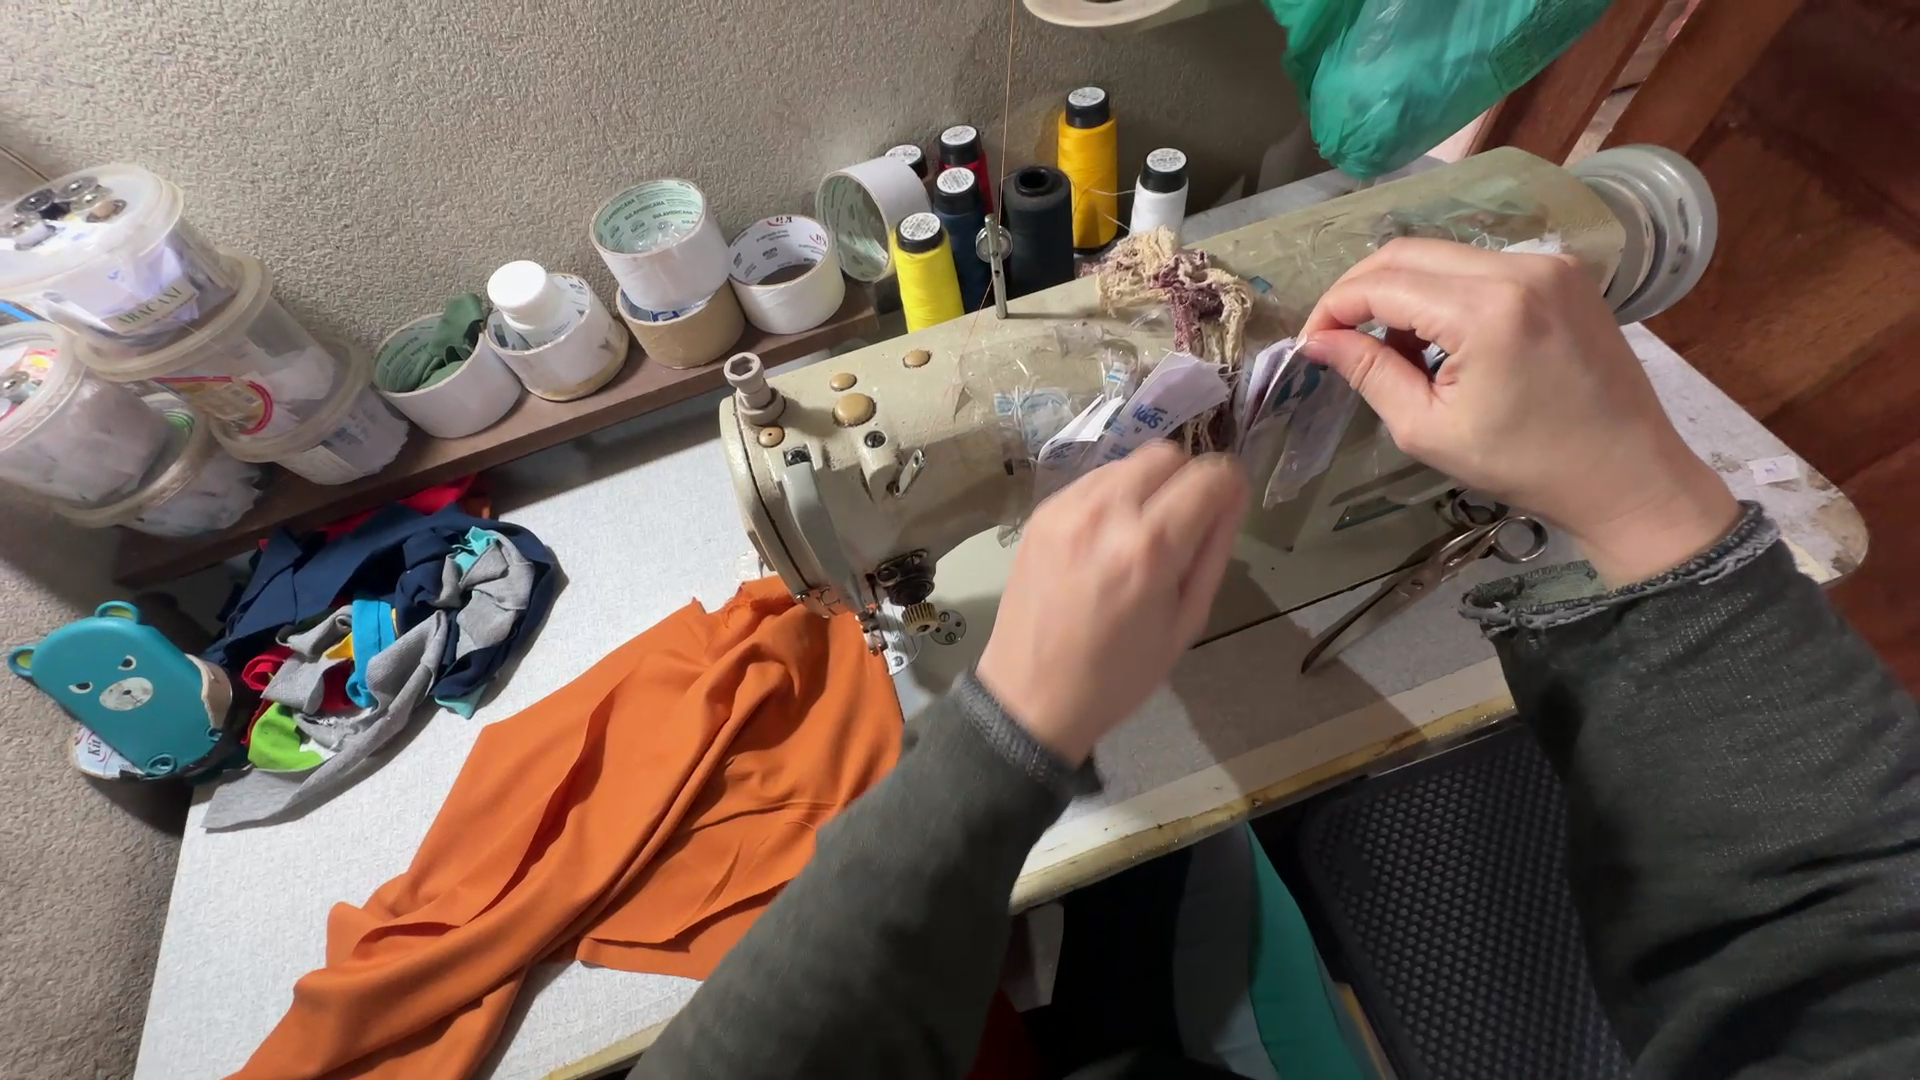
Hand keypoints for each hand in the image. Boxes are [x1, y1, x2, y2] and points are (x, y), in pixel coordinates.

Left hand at [976, 442, 1246, 764]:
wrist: (1031, 696)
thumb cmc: (1118, 674)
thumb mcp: (1185, 622)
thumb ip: (1215, 550)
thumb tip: (1233, 496)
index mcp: (1150, 547)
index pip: (1209, 475)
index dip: (1229, 484)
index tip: (1226, 504)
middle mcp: (1105, 513)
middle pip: (1166, 452)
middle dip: (1187, 477)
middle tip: (1185, 520)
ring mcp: (1066, 509)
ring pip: (1126, 461)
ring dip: (1147, 484)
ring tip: (1142, 531)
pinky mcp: (1040, 515)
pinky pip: (1091, 481)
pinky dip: (1111, 495)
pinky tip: (1107, 536)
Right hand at [1297, 238, 1738, 584]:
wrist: (1625, 472)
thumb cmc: (1519, 462)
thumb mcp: (1424, 427)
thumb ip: (1369, 373)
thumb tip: (1317, 343)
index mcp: (1486, 310)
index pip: (1381, 284)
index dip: (1332, 309)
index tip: (1309, 345)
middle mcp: (1519, 269)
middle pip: (1405, 253)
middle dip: (1356, 292)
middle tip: (1332, 337)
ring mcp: (1547, 265)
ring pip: (1438, 256)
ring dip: (1395, 293)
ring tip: (1386, 349)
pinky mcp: (1562, 275)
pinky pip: (1476, 267)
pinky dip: (1437, 294)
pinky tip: (1433, 340)